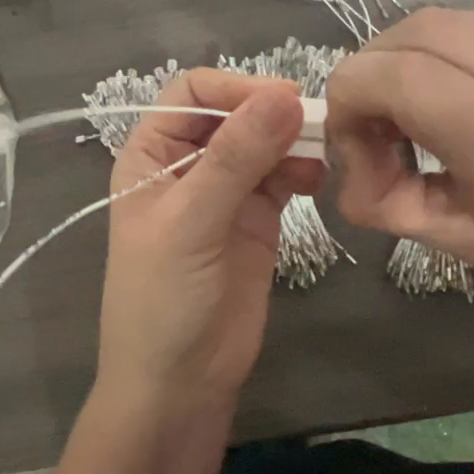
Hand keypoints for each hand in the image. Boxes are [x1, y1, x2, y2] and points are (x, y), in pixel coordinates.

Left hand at [97, 70, 323, 407]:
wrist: (178, 384)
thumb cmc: (163, 301)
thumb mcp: (191, 224)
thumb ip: (235, 159)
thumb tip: (284, 95)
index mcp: (149, 156)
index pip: (191, 94)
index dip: (235, 88)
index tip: (285, 99)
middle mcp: (185, 165)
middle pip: (232, 113)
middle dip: (270, 112)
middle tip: (318, 123)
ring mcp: (223, 193)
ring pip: (262, 143)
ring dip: (292, 139)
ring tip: (323, 153)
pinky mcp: (255, 220)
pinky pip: (281, 177)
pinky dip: (301, 169)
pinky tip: (317, 177)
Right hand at [326, 8, 473, 337]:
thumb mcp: (467, 248)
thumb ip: (387, 201)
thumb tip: (342, 161)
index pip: (407, 79)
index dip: (351, 94)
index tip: (345, 135)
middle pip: (424, 30)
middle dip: (371, 66)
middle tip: (368, 119)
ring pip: (455, 20)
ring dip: (408, 56)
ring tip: (408, 109)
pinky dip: (449, 56)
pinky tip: (458, 99)